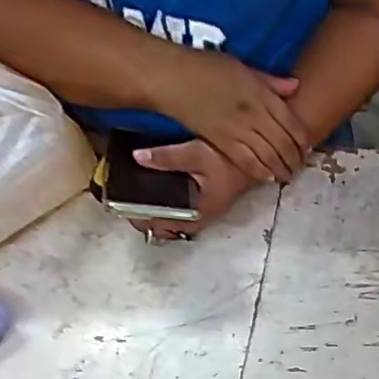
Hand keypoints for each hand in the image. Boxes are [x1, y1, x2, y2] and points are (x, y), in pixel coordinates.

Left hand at [131, 139, 253, 240]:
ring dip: (151, 207)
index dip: (138, 217)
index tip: (120, 205)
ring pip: (169, 216)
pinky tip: (151, 187)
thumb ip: (168, 157)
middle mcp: (197, 216)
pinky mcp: (202, 200)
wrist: (258, 160)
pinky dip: (162, 201)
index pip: (160, 224)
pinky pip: (176, 206)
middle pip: (162, 223)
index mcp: (196, 212)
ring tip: (130, 192)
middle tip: (120, 196)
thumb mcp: (197, 154)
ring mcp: (200, 210)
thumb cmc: (230, 160)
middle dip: (142, 212)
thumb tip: (138, 156)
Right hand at [151, 51, 308, 182]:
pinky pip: (249, 163)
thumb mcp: (243, 68)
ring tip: (288, 175)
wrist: (174, 78)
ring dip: (282, 169)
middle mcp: (254, 114)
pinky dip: (262, 172)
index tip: (307, 148)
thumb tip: (295, 87)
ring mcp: (239, 130)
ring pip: (269, 156)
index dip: (302, 140)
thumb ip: (270, 82)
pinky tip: (270, 178)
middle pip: (283, 144)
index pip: (291, 123)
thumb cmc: (207, 68)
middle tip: (300, 166)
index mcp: (260, 94)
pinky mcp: (224, 143)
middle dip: (295, 159)